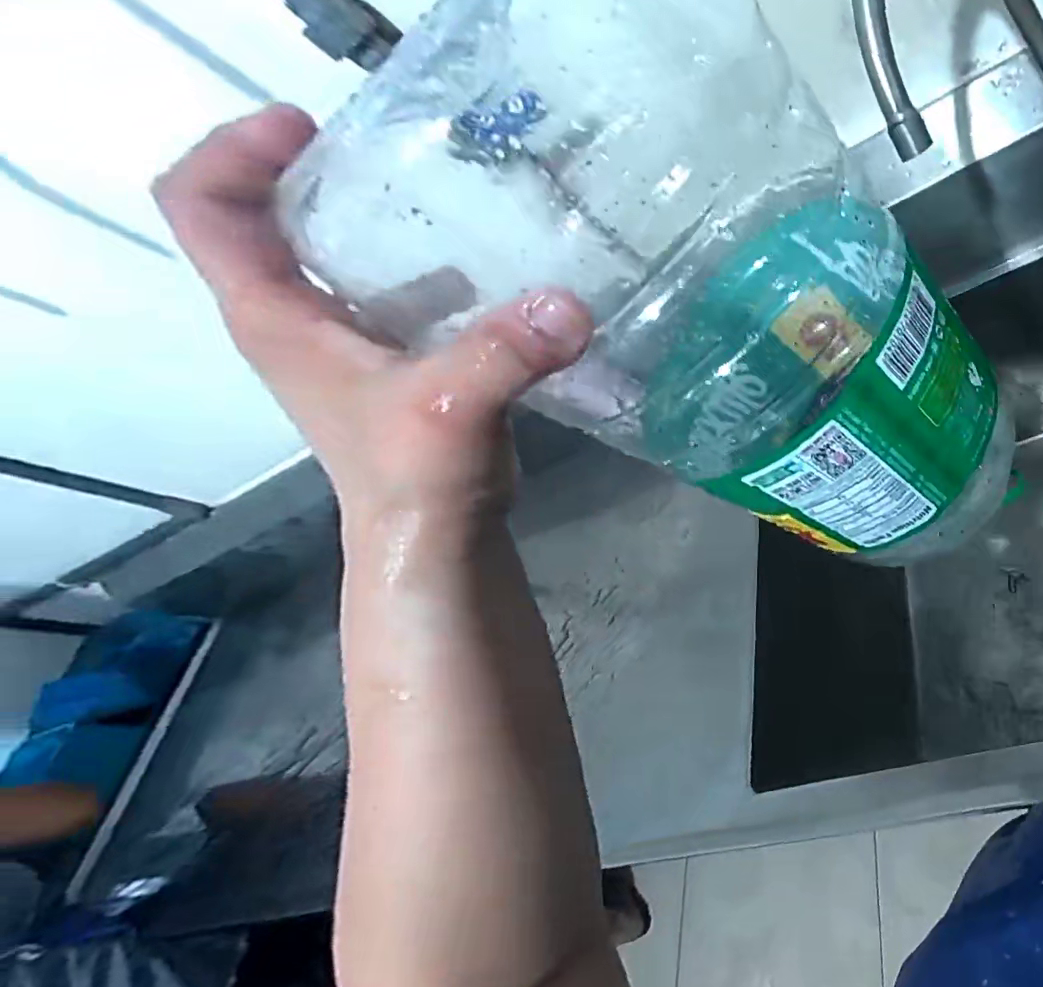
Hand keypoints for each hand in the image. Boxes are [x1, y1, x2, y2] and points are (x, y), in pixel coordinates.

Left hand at [152, 105, 595, 528]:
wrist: (437, 538)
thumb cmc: (416, 475)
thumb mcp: (452, 406)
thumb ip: (505, 352)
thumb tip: (571, 305)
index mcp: (275, 317)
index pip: (206, 207)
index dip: (237, 153)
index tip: (308, 128)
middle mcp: (303, 326)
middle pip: (277, 226)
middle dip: (324, 183)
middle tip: (398, 161)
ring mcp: (355, 352)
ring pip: (350, 268)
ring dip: (391, 235)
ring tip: (456, 213)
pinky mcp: (405, 373)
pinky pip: (407, 306)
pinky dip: (442, 286)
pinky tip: (495, 287)